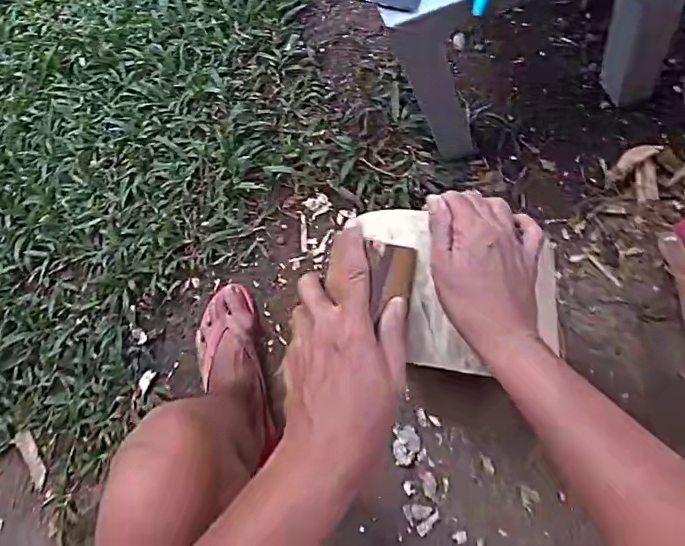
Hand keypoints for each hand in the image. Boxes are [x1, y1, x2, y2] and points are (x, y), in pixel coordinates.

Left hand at [279, 227, 408, 484]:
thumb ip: (392, 334)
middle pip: (312, 281)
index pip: (352, 271)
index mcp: (352, 325)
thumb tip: (394, 305)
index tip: (354, 228)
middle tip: (341, 292)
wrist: (321, 455)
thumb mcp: (393, 377)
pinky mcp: (289, 361)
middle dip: (324, 279)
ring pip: (300, 306)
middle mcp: (322, 326)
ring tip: (330, 324)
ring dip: (313, 307)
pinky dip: (306, 334)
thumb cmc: (364, 420)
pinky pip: (295, 334)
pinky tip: (320, 354)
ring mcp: (302, 343)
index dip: (352, 244)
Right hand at [426, 191, 546, 366]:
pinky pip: (530, 228)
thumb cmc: (469, 307)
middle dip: (460, 202)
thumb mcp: (442, 267)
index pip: (457, 199)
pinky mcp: (528, 257)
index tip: (435, 210)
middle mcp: (497, 229)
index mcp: (474, 229)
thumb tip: (436, 203)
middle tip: (448, 216)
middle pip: (477, 199)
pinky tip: (510, 224)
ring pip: (501, 207)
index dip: (443, 201)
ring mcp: (516, 242)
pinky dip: (519, 221)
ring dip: (485, 206)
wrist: (504, 335)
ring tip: (472, 218)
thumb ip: (439, 230)